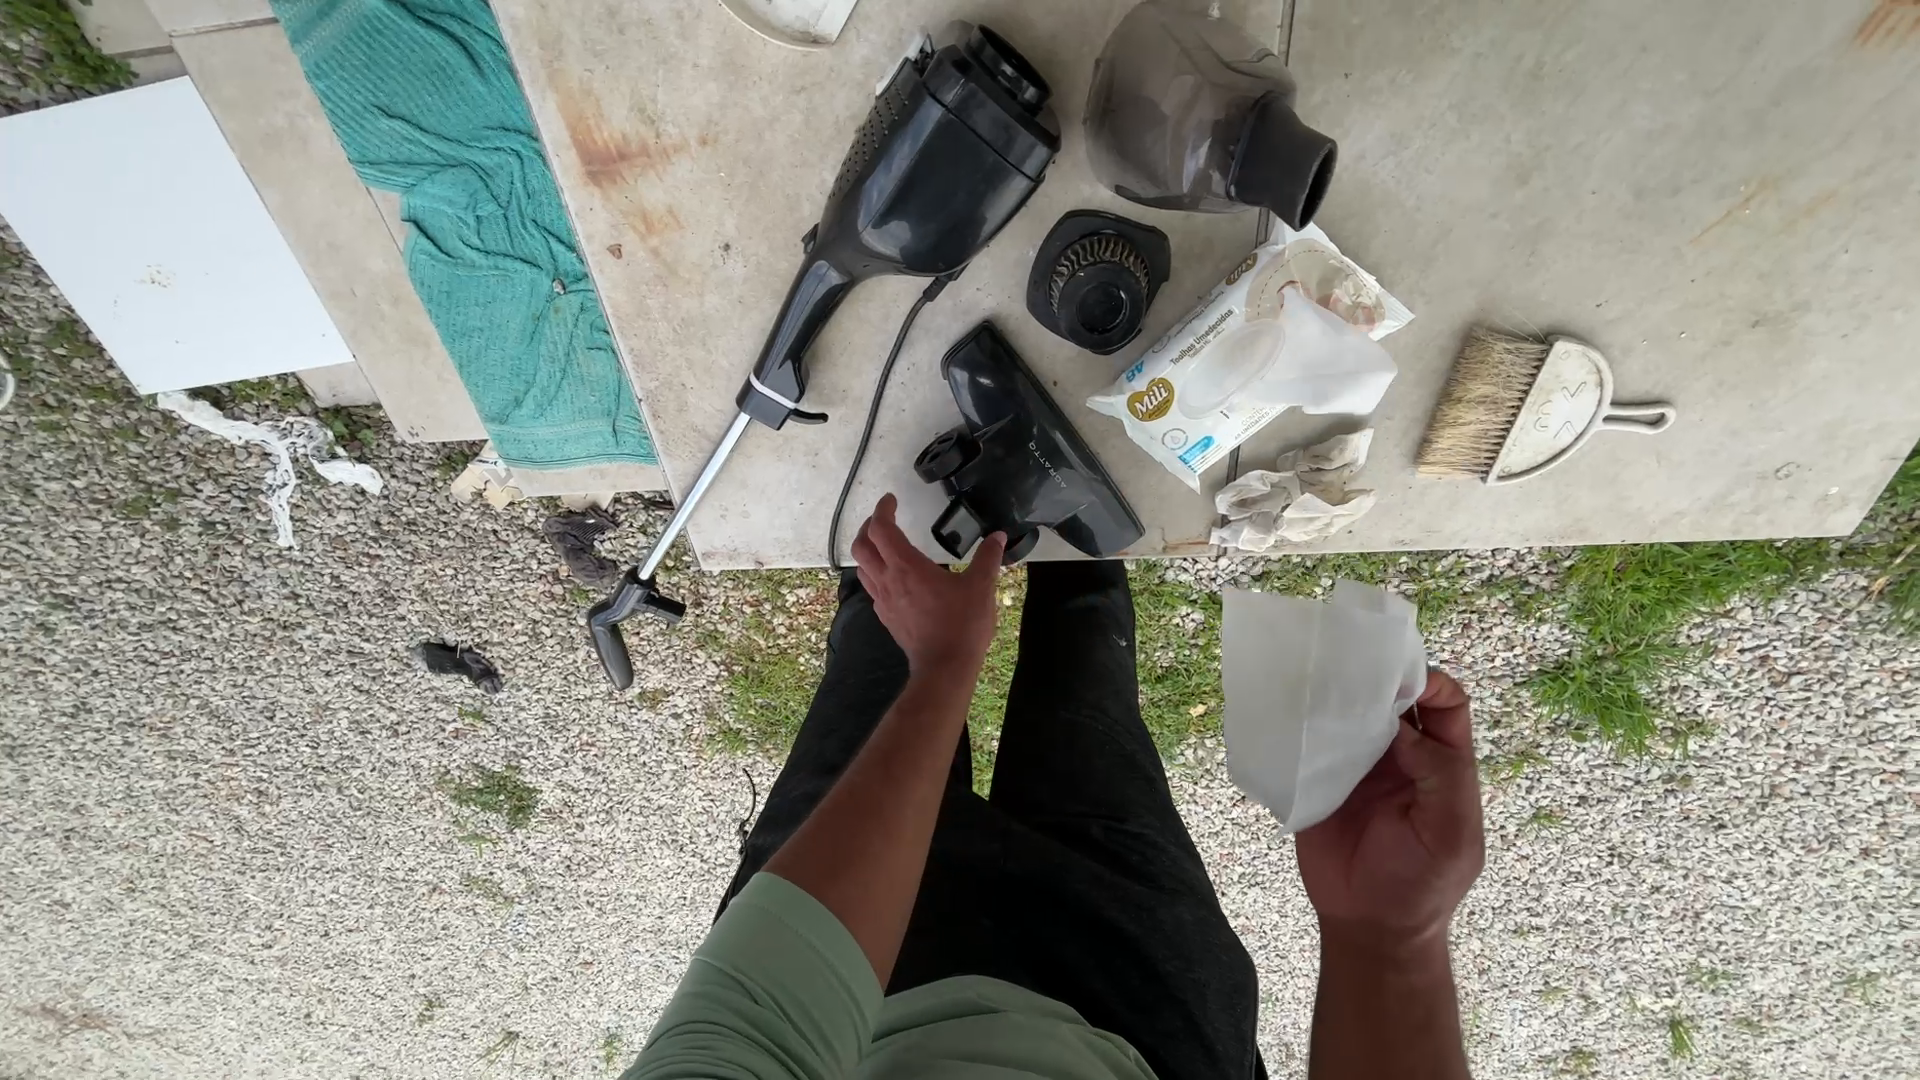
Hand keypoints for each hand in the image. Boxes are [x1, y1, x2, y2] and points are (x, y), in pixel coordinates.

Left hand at [851, 493, 1005, 677]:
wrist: (944, 667)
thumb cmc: (962, 625)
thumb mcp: (981, 587)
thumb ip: (988, 558)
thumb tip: (998, 536)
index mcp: (907, 566)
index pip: (881, 529)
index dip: (882, 510)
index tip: (892, 500)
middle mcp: (888, 580)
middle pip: (861, 546)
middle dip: (868, 527)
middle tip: (884, 519)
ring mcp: (884, 601)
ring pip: (863, 568)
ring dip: (868, 550)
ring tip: (885, 544)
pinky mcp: (887, 618)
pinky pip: (872, 588)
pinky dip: (876, 574)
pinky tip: (894, 577)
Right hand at [1294, 670, 1484, 949]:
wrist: (1367, 925)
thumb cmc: (1421, 884)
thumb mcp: (1451, 835)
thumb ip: (1440, 778)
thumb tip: (1404, 727)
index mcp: (1441, 763)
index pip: (1445, 704)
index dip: (1428, 682)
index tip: (1395, 677)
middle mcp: (1399, 753)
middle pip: (1394, 698)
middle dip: (1376, 678)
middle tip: (1346, 665)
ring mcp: (1356, 762)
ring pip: (1350, 711)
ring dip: (1336, 695)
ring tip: (1314, 680)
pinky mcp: (1317, 775)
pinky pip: (1311, 738)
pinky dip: (1302, 721)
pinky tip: (1289, 710)